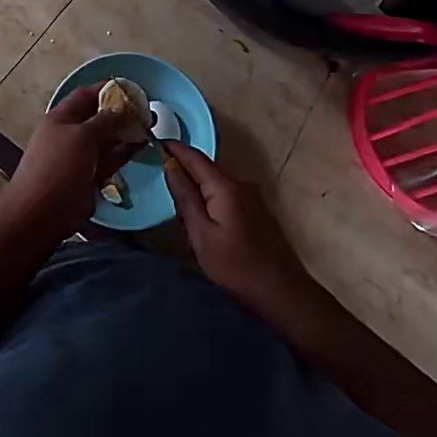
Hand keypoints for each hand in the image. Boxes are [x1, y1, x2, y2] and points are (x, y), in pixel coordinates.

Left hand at [0, 84, 143, 237]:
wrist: (41, 214)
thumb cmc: (58, 167)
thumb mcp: (82, 137)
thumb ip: (105, 121)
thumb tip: (122, 108)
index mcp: (62, 118)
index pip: (86, 95)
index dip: (106, 89)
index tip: (130, 87)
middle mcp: (71, 134)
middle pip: (99, 116)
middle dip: (121, 111)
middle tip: (145, 108)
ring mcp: (81, 156)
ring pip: (108, 138)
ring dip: (127, 130)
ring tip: (149, 124)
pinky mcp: (91, 176)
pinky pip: (111, 158)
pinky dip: (126, 150)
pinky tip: (142, 144)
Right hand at [162, 141, 318, 316]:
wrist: (281, 292)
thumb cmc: (235, 266)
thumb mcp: (201, 234)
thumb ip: (185, 197)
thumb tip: (170, 166)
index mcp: (225, 186)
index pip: (194, 156)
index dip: (174, 148)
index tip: (155, 144)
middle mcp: (240, 184)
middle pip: (205, 170)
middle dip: (184, 178)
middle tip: (169, 202)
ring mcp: (251, 196)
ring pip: (214, 185)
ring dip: (197, 196)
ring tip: (187, 227)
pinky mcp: (256, 211)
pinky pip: (225, 197)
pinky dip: (210, 205)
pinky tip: (206, 231)